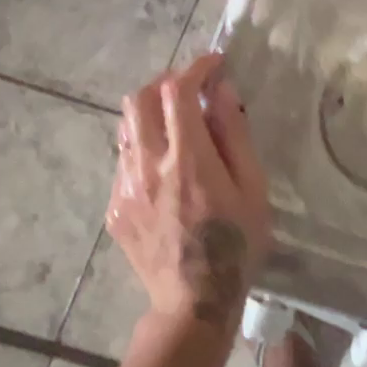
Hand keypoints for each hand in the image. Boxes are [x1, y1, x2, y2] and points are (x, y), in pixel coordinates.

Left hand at [108, 53, 271, 326]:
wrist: (194, 302)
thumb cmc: (237, 242)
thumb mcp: (252, 186)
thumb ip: (234, 134)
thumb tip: (221, 91)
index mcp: (187, 159)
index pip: (178, 91)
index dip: (196, 68)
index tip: (216, 64)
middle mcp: (147, 166)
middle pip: (139, 99)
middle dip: (167, 83)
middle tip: (193, 91)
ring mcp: (124, 188)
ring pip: (127, 128)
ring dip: (153, 113)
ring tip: (179, 126)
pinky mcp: (114, 208)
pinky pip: (124, 160)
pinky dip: (146, 147)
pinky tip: (168, 169)